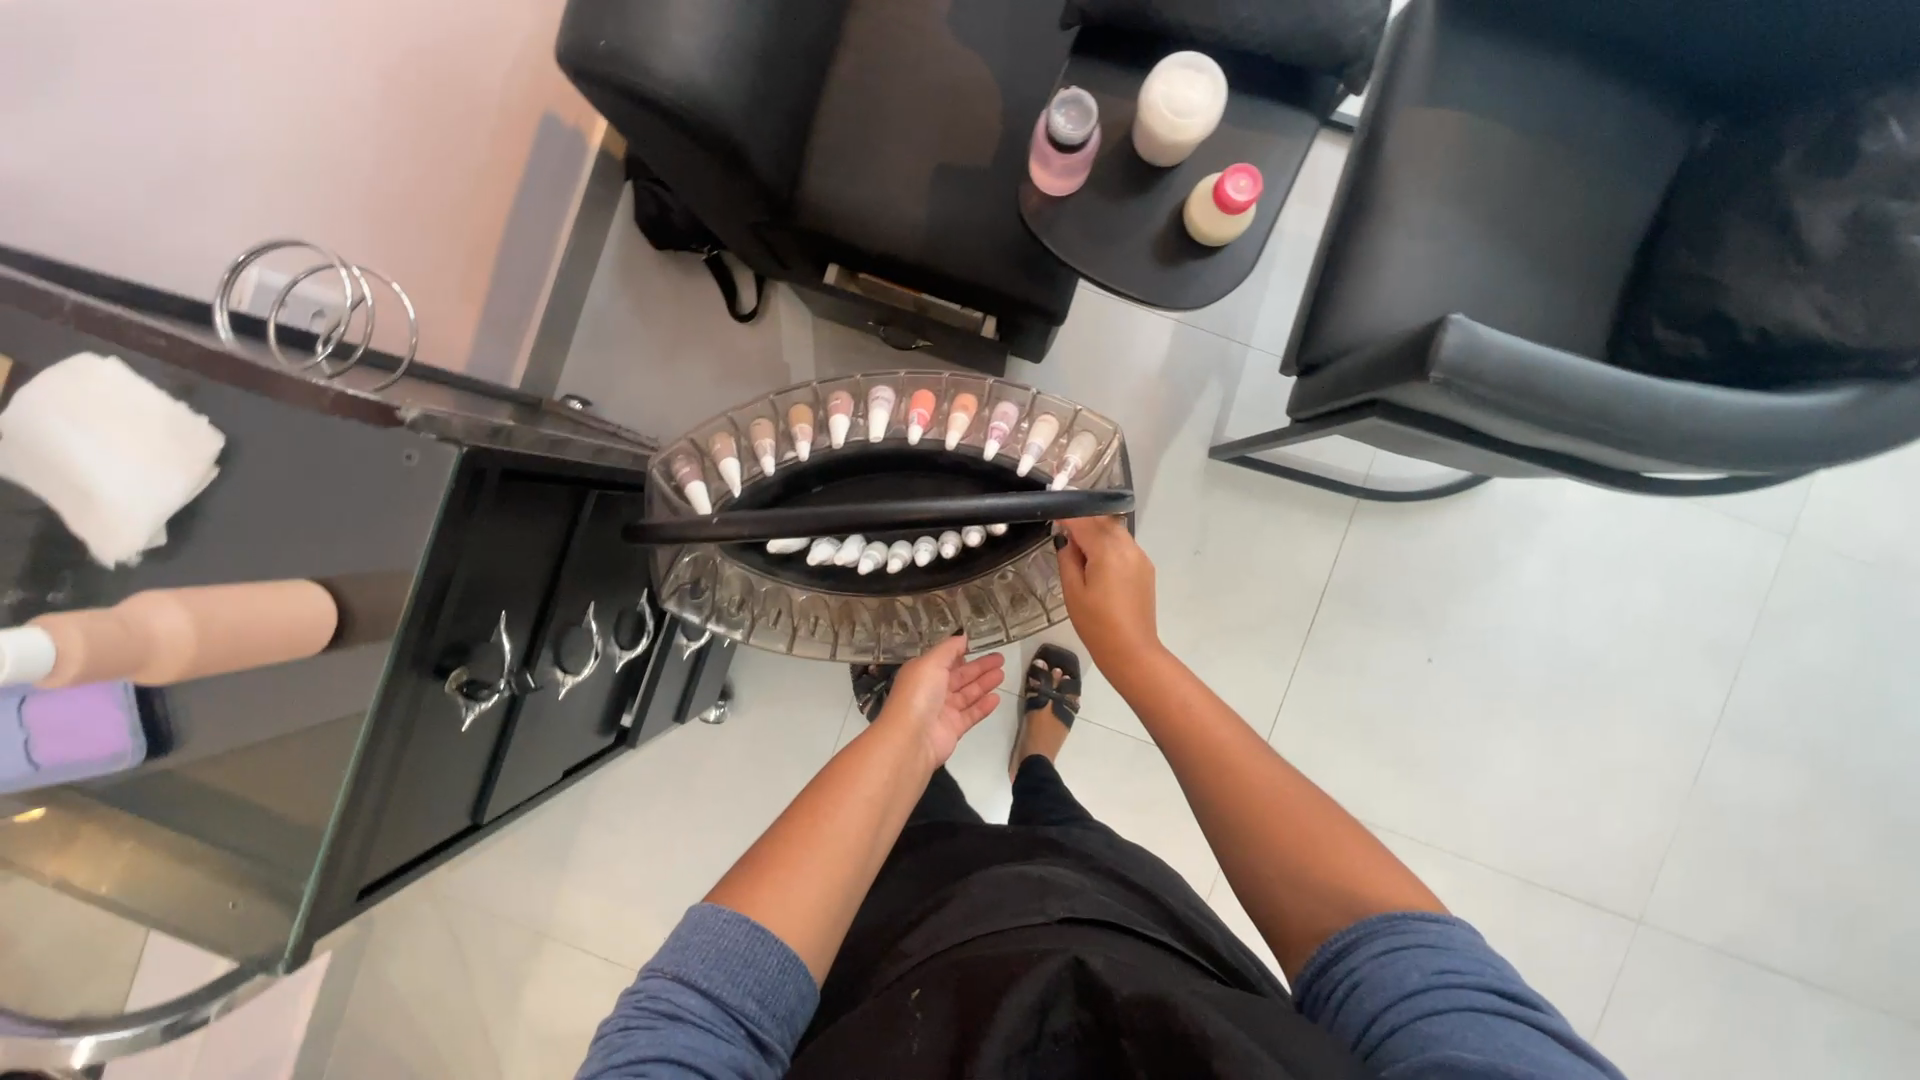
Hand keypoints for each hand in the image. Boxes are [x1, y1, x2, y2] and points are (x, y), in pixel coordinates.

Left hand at [873, 635, 1005, 767]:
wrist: (911, 738)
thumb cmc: (919, 694)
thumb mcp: (931, 662)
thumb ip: (949, 648)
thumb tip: (963, 636)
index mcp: (923, 672)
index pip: (946, 659)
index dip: (962, 652)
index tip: (980, 644)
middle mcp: (932, 690)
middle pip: (960, 676)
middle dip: (979, 667)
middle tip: (1000, 659)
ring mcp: (943, 710)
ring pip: (968, 694)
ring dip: (984, 684)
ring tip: (1002, 674)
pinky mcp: (953, 728)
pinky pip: (971, 714)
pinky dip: (983, 706)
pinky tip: (996, 698)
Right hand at [1056, 516, 1161, 669]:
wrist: (1131, 650)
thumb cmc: (1096, 623)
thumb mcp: (1072, 590)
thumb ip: (1068, 558)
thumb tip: (1067, 539)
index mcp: (1107, 549)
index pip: (1083, 521)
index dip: (1066, 517)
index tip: (1052, 516)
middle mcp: (1127, 546)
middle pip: (1102, 521)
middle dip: (1083, 522)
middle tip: (1063, 535)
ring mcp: (1140, 556)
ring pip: (1116, 531)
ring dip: (1098, 533)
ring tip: (1081, 552)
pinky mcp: (1146, 568)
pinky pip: (1125, 546)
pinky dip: (1110, 546)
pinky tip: (1099, 565)